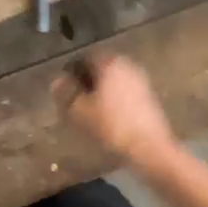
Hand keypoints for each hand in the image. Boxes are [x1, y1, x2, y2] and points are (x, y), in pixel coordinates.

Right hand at [53, 53, 182, 174]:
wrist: (151, 148)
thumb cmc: (112, 125)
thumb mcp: (80, 111)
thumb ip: (66, 92)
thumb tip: (56, 81)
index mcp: (109, 63)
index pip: (84, 58)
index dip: (71, 71)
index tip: (63, 87)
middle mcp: (127, 65)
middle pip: (100, 68)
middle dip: (86, 80)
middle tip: (74, 98)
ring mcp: (140, 81)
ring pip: (113, 80)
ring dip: (100, 90)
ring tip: (89, 109)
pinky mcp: (149, 97)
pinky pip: (124, 91)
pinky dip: (113, 99)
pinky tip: (107, 116)